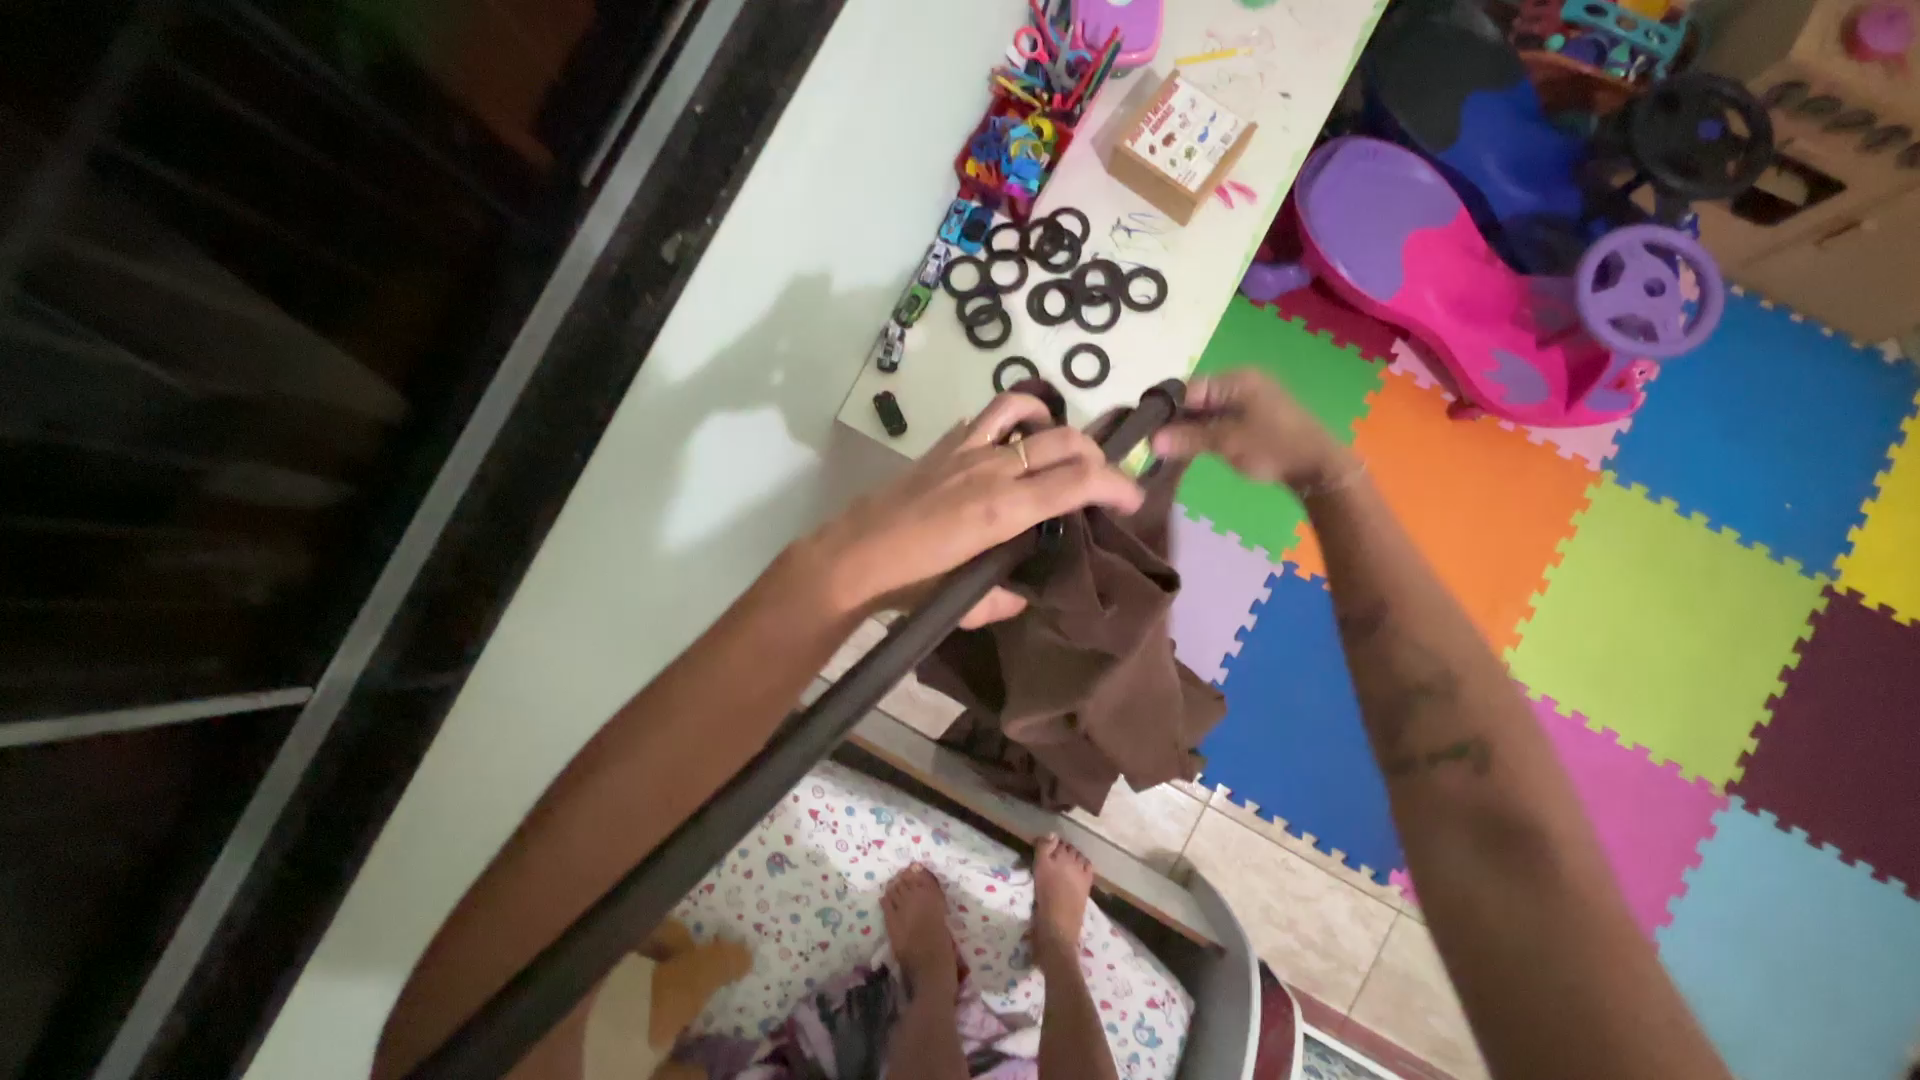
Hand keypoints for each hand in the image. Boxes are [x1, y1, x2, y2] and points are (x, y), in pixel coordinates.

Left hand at [806, 392, 1144, 625]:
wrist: (853, 557)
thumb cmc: (910, 585)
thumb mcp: (964, 606)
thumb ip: (1003, 600)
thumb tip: (1025, 596)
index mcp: (1003, 511)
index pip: (1078, 482)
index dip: (1116, 486)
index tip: (1134, 499)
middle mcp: (991, 471)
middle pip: (1064, 442)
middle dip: (1098, 457)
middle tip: (1105, 481)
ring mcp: (965, 451)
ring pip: (1025, 413)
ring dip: (1055, 425)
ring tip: (1063, 449)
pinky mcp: (943, 447)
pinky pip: (986, 417)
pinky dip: (1012, 419)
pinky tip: (1013, 444)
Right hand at [1150, 370, 1348, 489]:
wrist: (1318, 467)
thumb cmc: (1273, 448)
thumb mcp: (1226, 442)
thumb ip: (1187, 438)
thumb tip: (1150, 441)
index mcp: (1236, 379)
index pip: (1188, 387)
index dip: (1164, 406)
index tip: (1143, 428)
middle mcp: (1241, 383)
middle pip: (1195, 397)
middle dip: (1174, 419)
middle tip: (1151, 442)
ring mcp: (1248, 400)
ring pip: (1205, 410)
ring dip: (1187, 428)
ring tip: (1165, 447)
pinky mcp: (1252, 417)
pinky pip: (1218, 419)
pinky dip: (1202, 432)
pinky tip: (1188, 447)